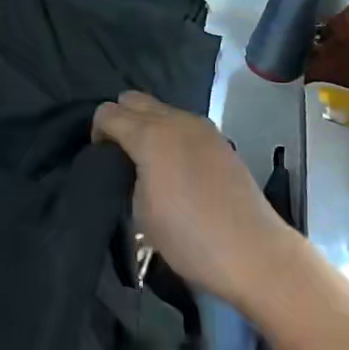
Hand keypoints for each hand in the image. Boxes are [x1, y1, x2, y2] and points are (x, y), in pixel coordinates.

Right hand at [92, 92, 299, 303]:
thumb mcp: (141, 212)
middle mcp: (176, 120)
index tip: (100, 159)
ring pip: (162, 109)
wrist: (250, 249)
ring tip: (148, 162)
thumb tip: (130, 164)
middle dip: (121, 119)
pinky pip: (184, 123)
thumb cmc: (188, 237)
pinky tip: (175, 166)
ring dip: (148, 125)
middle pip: (134, 99)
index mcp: (150, 135)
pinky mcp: (220, 139)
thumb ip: (128, 175)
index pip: (108, 112)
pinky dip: (171, 133)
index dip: (97, 132)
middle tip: (120, 155)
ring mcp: (202, 126)